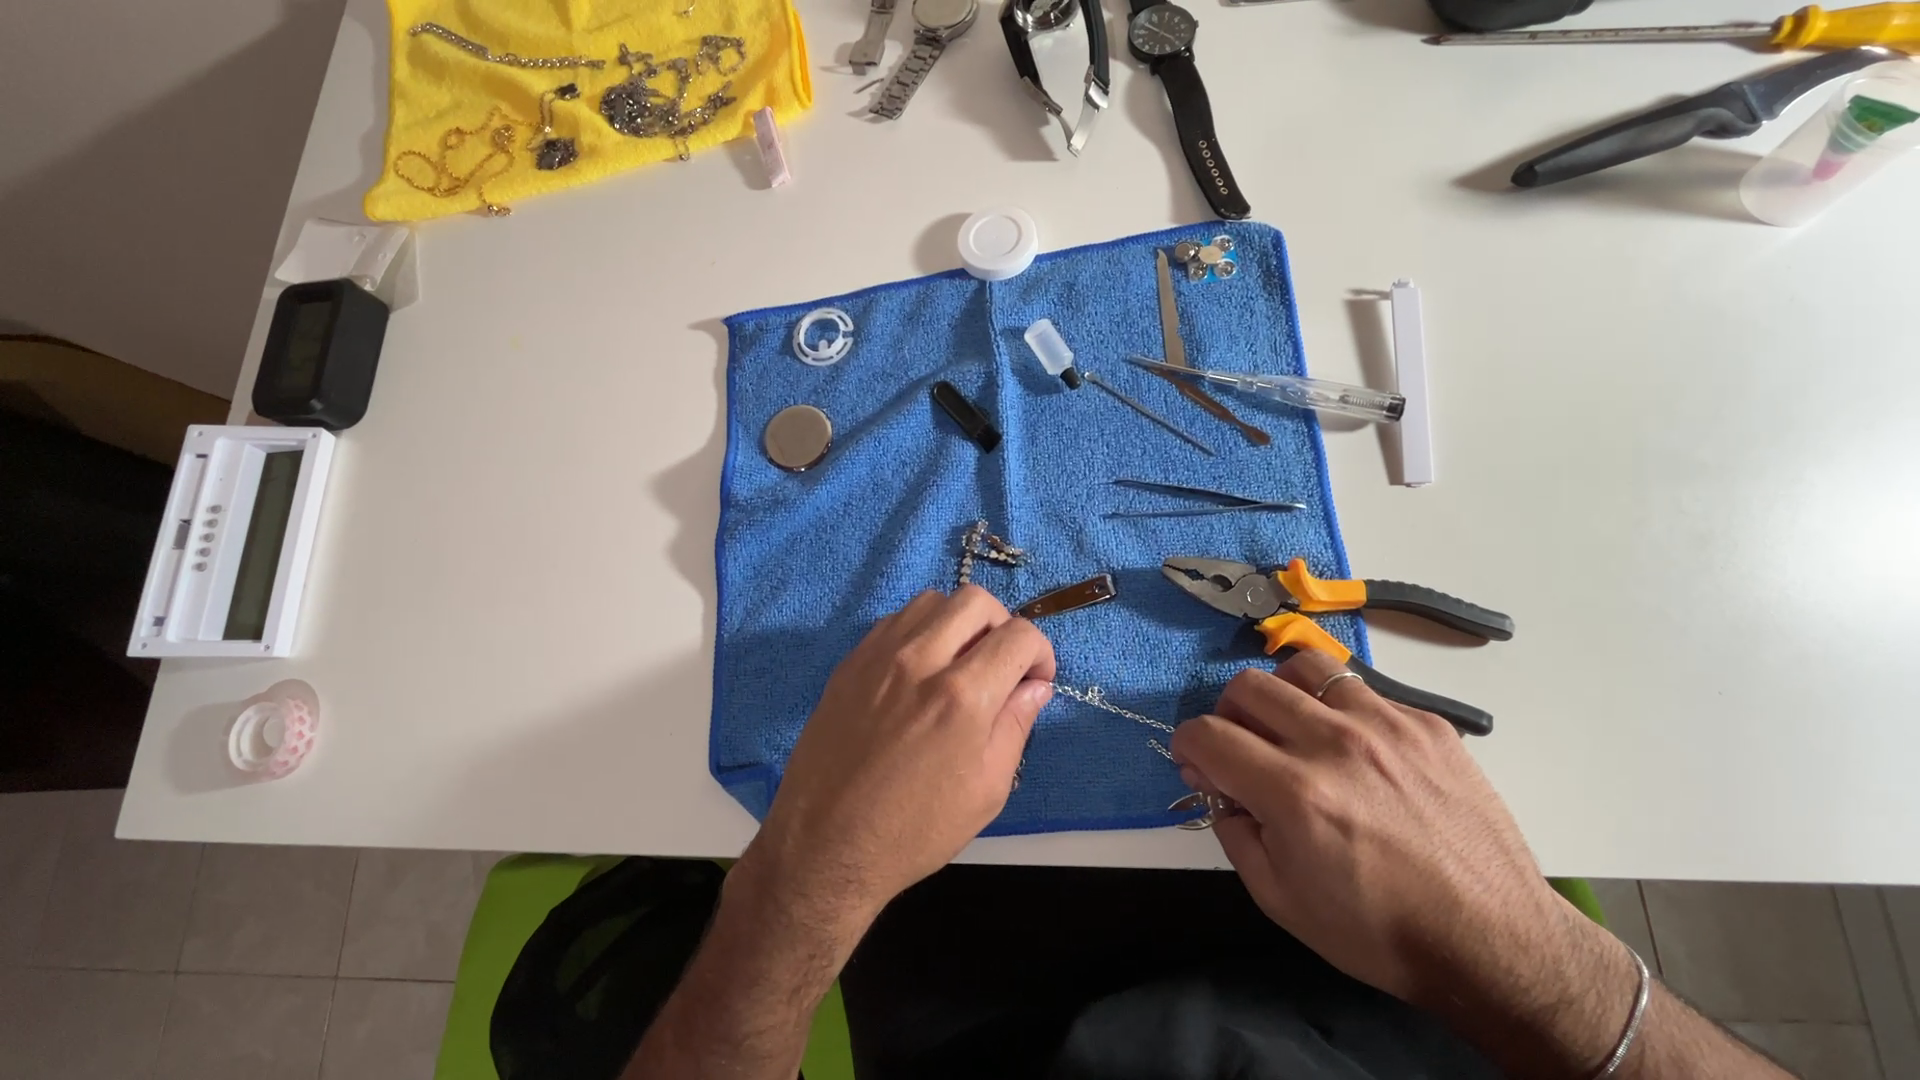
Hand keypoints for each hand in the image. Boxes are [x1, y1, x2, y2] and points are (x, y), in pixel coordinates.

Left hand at [746, 587, 1056, 924]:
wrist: (826, 844)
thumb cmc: (915, 830)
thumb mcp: (987, 791)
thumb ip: (1016, 726)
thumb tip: (1035, 686)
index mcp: (962, 696)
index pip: (1019, 636)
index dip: (1040, 654)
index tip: (1034, 681)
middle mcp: (920, 660)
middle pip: (976, 600)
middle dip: (1002, 625)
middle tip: (1000, 665)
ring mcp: (879, 655)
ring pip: (932, 600)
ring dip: (958, 622)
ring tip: (959, 662)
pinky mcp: (850, 662)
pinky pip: (895, 621)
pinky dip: (920, 631)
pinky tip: (919, 671)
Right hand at [1171, 650, 1636, 1073]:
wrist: (1493, 941)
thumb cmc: (1377, 931)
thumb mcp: (1279, 899)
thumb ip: (1234, 832)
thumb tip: (1220, 787)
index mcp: (1293, 792)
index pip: (1207, 734)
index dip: (1187, 746)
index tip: (1198, 764)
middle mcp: (1335, 743)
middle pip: (1247, 687)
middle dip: (1227, 715)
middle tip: (1242, 748)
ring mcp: (1387, 726)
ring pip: (1304, 667)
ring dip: (1281, 695)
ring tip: (1293, 728)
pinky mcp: (1428, 725)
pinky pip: (1363, 691)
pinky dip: (1339, 712)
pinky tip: (1356, 751)